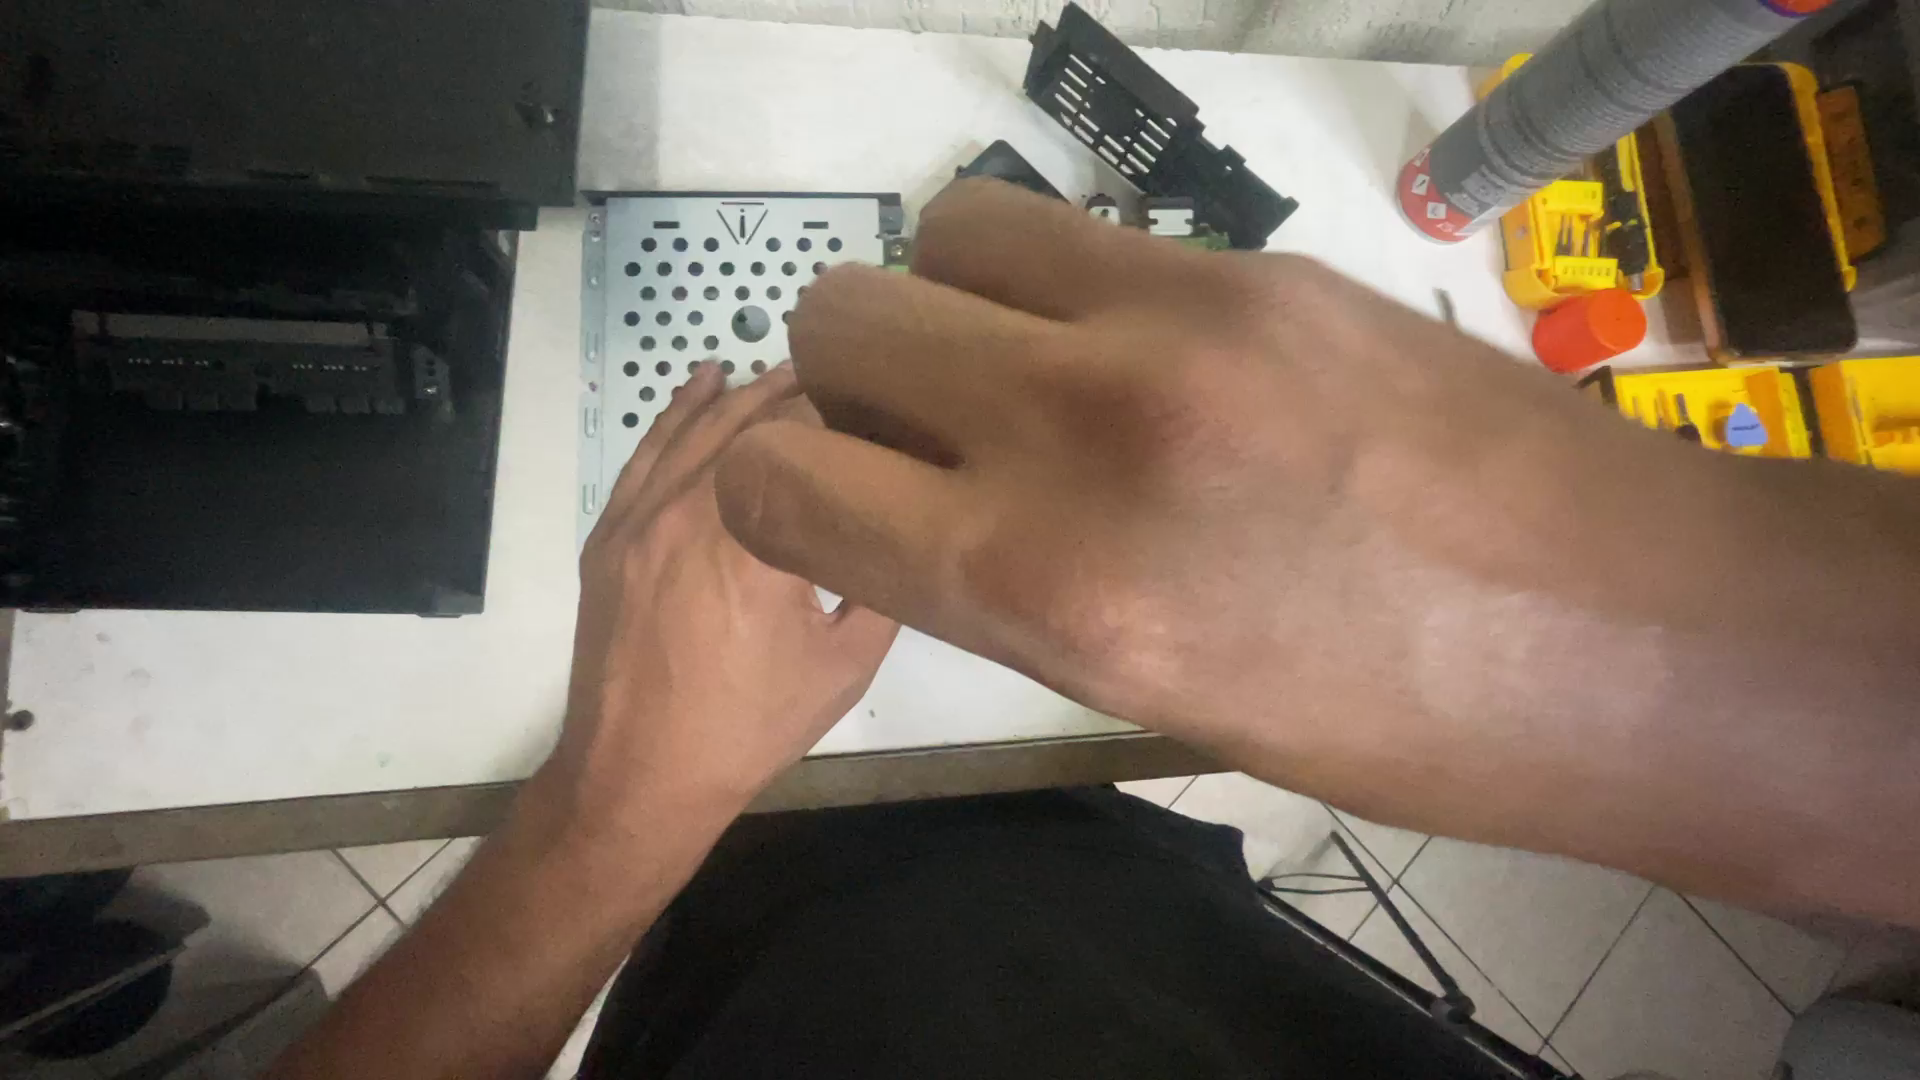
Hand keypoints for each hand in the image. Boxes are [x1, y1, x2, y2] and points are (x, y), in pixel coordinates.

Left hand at [545, 363, 897, 843]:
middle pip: (754, 424)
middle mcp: (694, 511)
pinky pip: (647, 454)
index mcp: (758, 540)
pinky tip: (705, 381)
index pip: (808, 442)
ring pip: (699, 429)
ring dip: (747, 394)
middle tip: (846, 377)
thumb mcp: (845, 667)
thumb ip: (881, 589)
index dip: (847, 416)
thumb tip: (900, 533)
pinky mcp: (612, 535)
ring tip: (788, 368)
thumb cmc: (749, 726)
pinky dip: (678, 412)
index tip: (881, 409)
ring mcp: (642, 519)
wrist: (638, 776)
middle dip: (803, 394)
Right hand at [711, 179, 1656, 770]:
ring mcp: (1175, 320)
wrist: (1613, 632)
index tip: (816, 492)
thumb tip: (897, 492)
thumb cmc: (1354, 714)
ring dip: (945, 299)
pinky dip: (1055, 284)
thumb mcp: (1128, 684)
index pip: (785, 484)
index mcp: (1039, 586)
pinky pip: (1078, 228)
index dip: (771, 487)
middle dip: (843, 374)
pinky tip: (1126, 347)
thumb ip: (983, 576)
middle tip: (914, 421)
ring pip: (948, 230)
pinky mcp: (1258, 262)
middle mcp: (1079, 433)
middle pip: (839, 318)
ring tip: (1015, 364)